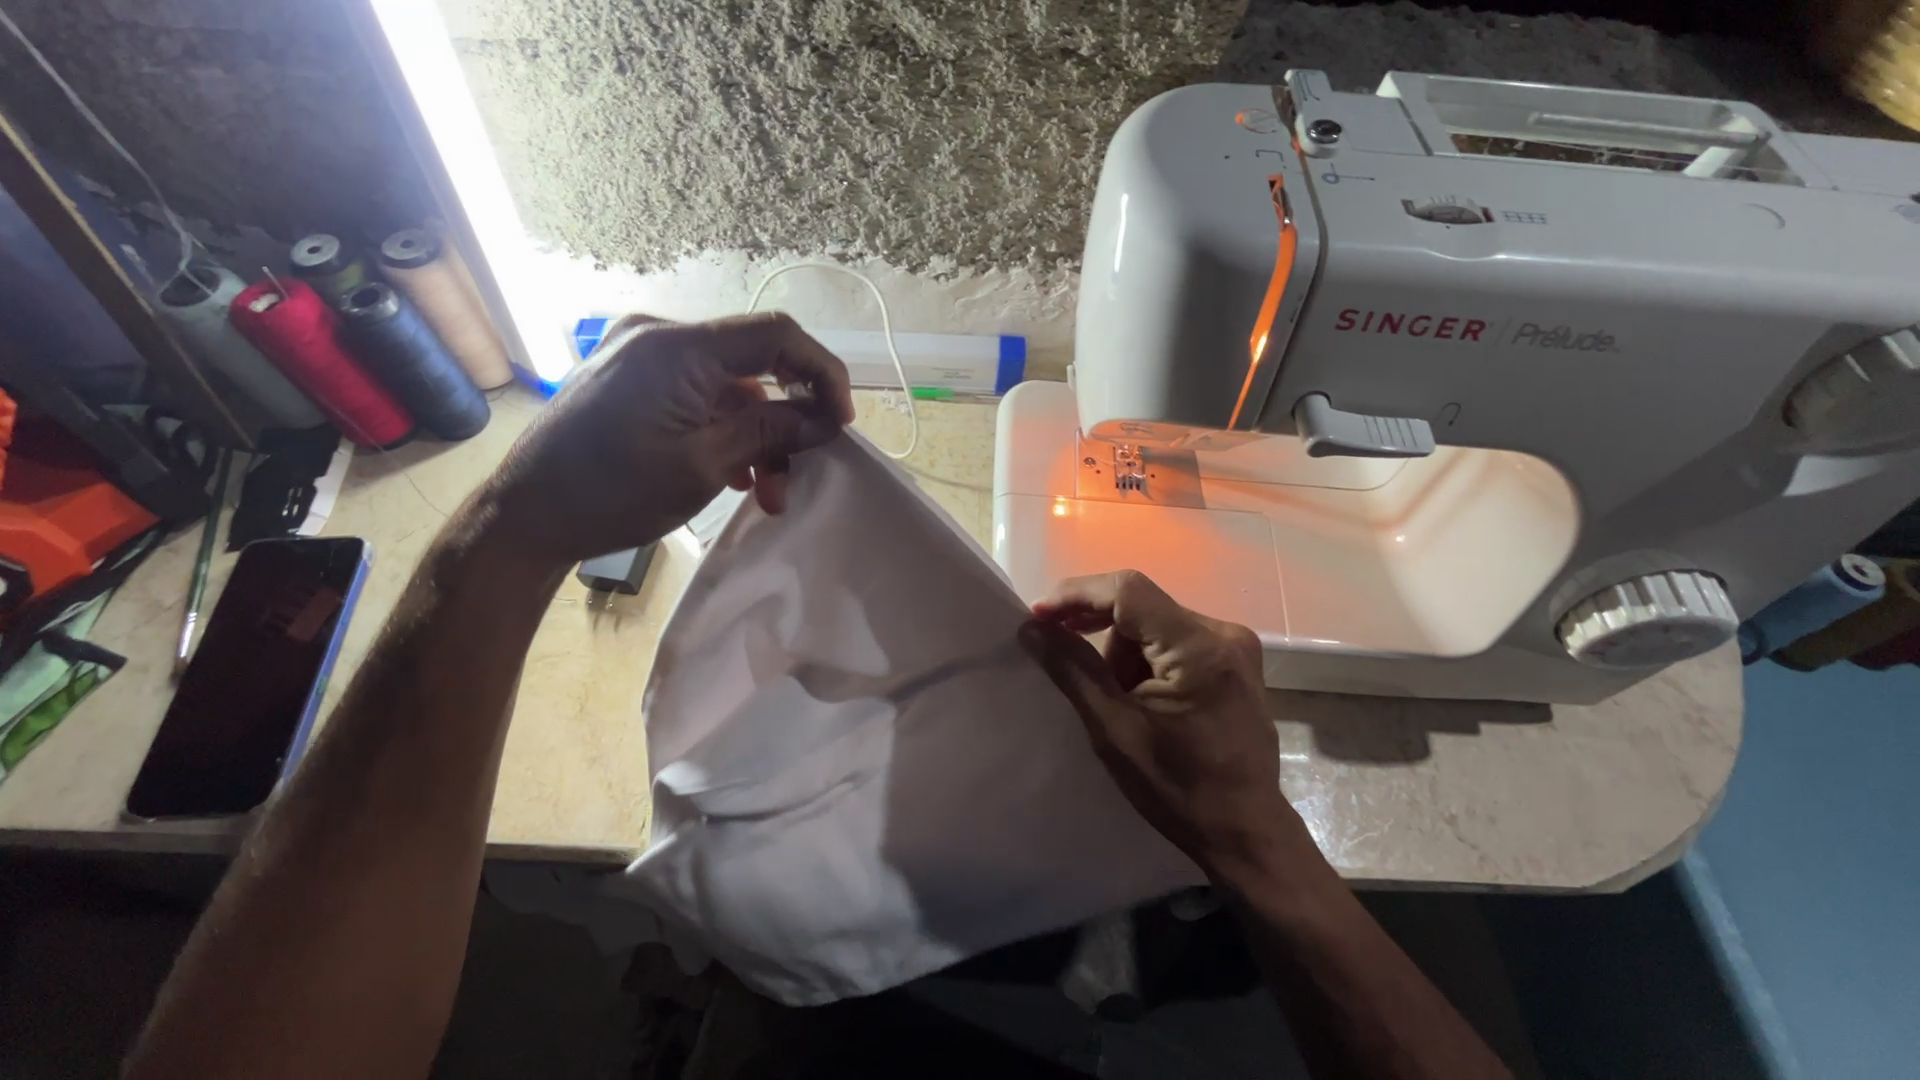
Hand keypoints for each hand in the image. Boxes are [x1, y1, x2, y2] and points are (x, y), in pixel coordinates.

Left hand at [478, 313, 853, 567]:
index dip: (821, 372)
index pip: (776, 333)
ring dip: (755, 436)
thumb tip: (825, 417)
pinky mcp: (630, 378)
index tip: (840, 421)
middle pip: (752, 364)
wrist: (525, 518)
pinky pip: (697, 394)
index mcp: (677, 347)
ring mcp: (640, 354)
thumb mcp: (704, 466)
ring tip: (763, 491)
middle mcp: (658, 335)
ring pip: (727, 386)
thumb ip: (771, 431)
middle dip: (785, 421)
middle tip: (797, 476)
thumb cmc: (612, 494)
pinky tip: (732, 472)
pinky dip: (723, 430)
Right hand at [1018, 570, 1302, 876]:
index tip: (1039, 619)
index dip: (1076, 596)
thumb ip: (1072, 669)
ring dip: (1126, 655)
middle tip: (1077, 674)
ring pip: (1156, 625)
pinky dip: (1149, 662)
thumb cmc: (1178, 788)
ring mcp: (1236, 647)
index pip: (1127, 590)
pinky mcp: (1236, 664)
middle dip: (1101, 637)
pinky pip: (1176, 642)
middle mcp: (1224, 633)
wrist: (1246, 834)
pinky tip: (1144, 701)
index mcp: (1199, 647)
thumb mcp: (1113, 729)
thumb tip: (1032, 627)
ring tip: (1122, 706)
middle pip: (1141, 608)